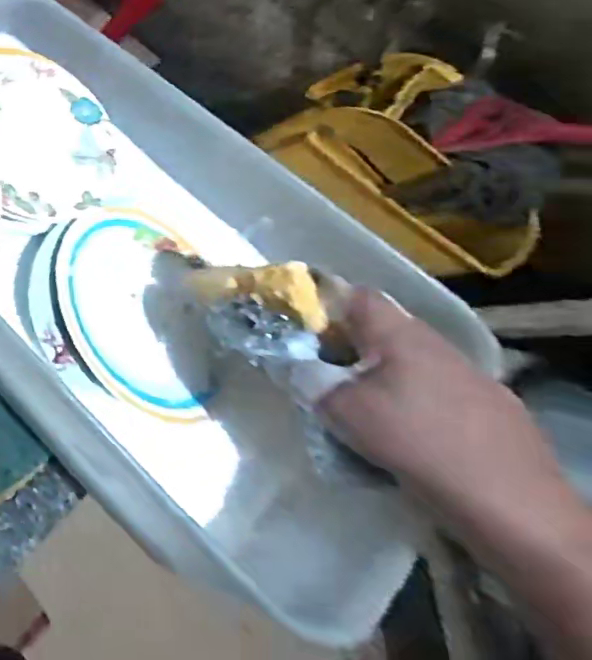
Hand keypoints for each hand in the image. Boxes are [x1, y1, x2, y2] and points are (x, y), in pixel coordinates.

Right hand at [318, 287, 569, 526]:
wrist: (514, 508)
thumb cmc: (413, 442)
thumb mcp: (334, 405)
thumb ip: (303, 373)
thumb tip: (289, 359)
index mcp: (403, 338)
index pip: (357, 295)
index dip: (323, 300)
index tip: (297, 321)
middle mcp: (444, 349)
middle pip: (388, 328)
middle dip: (350, 340)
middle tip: (320, 362)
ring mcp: (481, 382)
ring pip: (417, 360)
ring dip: (385, 369)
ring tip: (363, 397)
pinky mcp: (502, 413)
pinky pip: (444, 388)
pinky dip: (417, 395)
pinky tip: (410, 425)